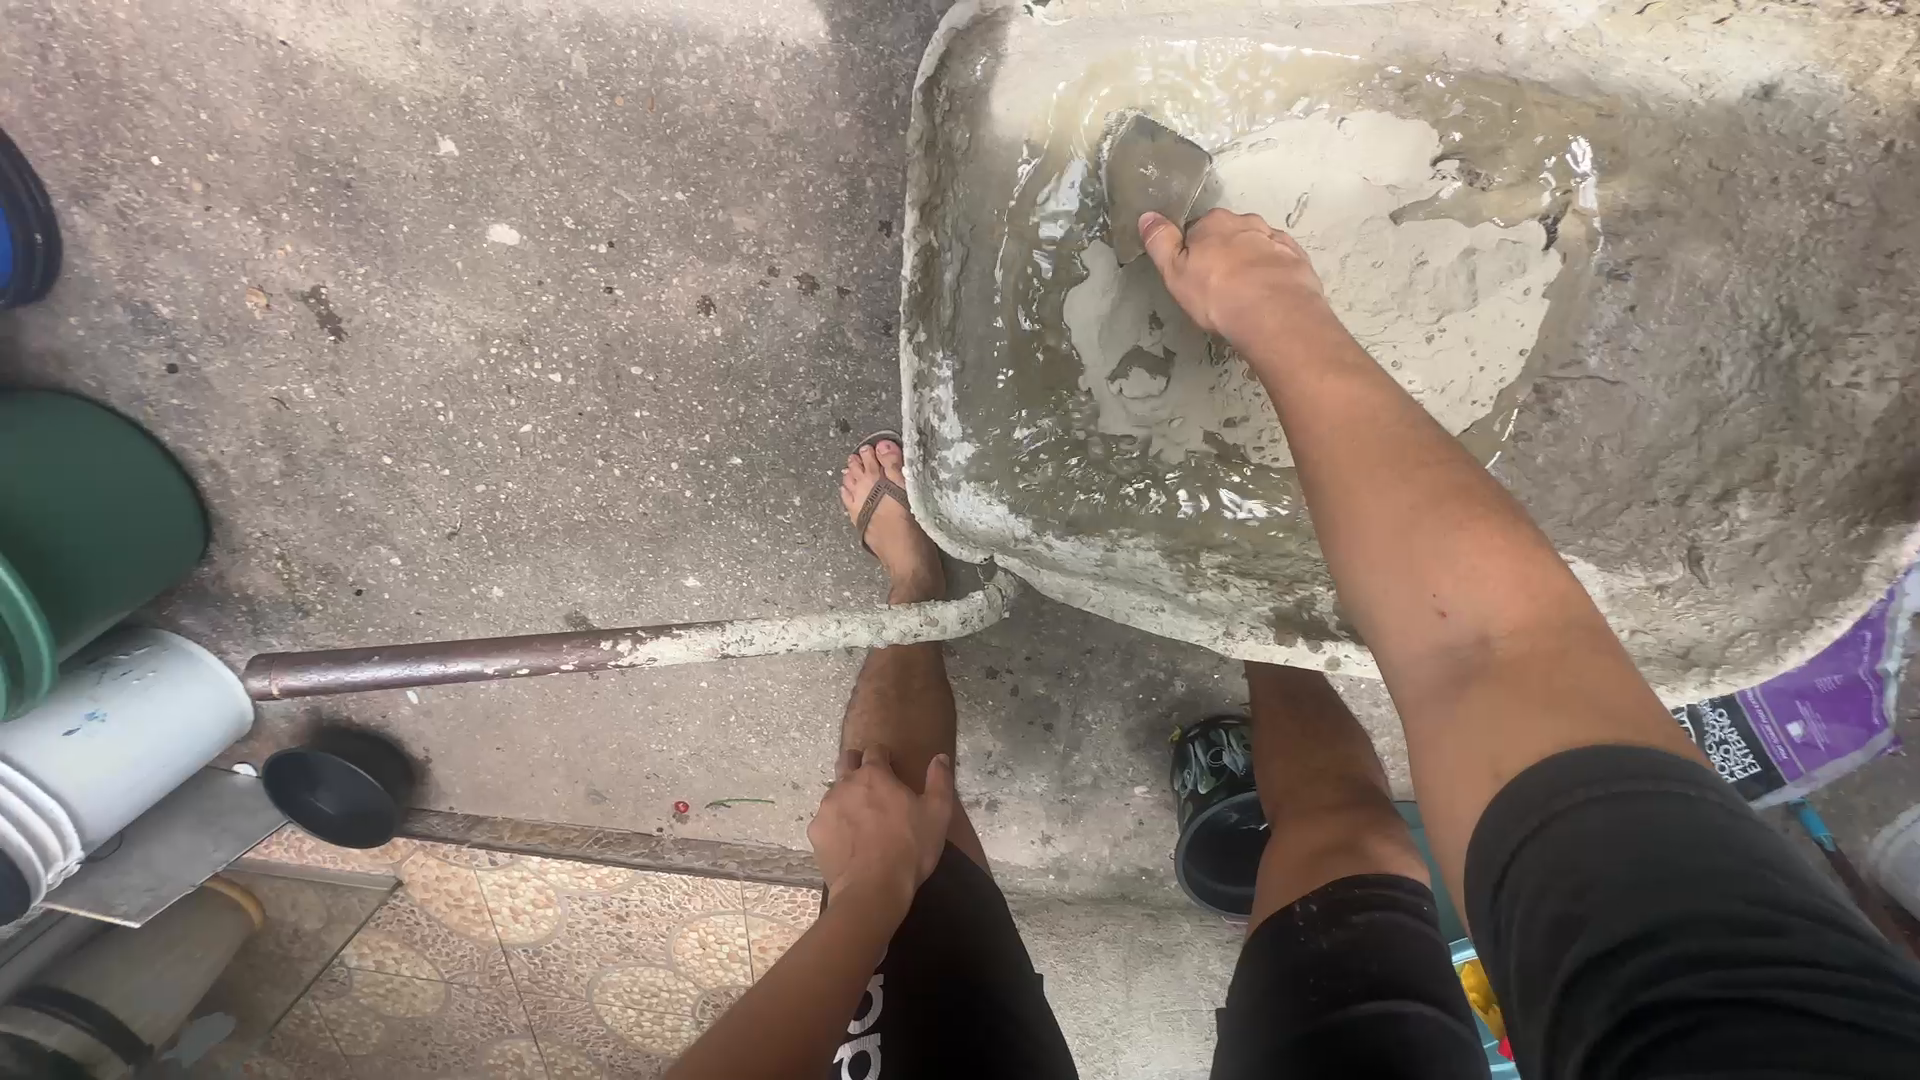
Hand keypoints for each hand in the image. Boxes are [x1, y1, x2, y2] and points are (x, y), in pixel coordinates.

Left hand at [808, 746, 953, 914]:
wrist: (873, 890)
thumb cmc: (909, 848)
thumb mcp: (937, 813)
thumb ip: (939, 780)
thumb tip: (940, 757)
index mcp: (874, 774)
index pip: (874, 750)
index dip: (884, 755)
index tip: (891, 767)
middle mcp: (845, 784)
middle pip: (846, 761)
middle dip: (857, 764)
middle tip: (872, 784)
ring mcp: (826, 808)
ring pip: (834, 792)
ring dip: (847, 797)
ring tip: (861, 820)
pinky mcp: (816, 833)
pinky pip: (825, 821)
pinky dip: (836, 825)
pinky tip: (848, 843)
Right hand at [1139, 209, 1330, 344]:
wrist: (1273, 312)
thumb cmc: (1217, 294)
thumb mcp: (1175, 272)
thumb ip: (1160, 243)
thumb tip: (1146, 216)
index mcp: (1213, 223)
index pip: (1196, 230)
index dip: (1192, 252)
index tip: (1192, 275)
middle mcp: (1246, 222)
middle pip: (1229, 235)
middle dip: (1223, 254)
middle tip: (1217, 287)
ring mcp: (1274, 238)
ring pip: (1255, 246)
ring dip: (1248, 263)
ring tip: (1243, 294)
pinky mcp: (1296, 258)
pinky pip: (1277, 260)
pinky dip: (1270, 272)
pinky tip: (1265, 294)